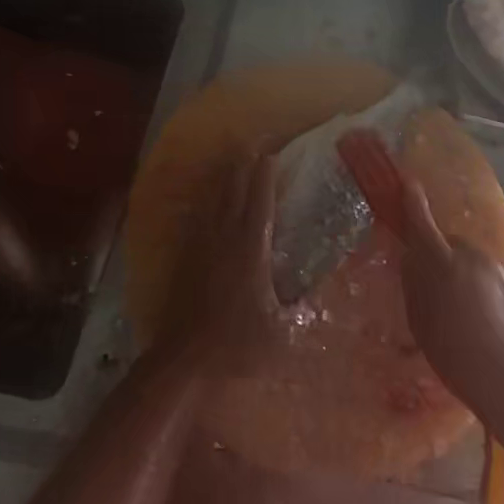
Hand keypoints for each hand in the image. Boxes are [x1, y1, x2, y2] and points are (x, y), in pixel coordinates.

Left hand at [159, 153, 280, 374]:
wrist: (185, 357)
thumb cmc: (237, 344)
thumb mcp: (281, 331)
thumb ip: (301, 308)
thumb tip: (318, 290)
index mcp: (250, 249)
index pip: (260, 203)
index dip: (265, 176)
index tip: (272, 154)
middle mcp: (224, 238)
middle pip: (233, 191)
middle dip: (243, 166)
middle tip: (253, 146)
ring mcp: (202, 244)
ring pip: (214, 200)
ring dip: (225, 179)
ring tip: (233, 161)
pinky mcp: (187, 255)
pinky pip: (199, 218)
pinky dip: (207, 202)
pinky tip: (208, 200)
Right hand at [396, 180, 503, 411]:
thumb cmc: (461, 361)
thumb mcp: (423, 326)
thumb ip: (416, 287)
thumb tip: (413, 261)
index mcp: (443, 265)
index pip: (422, 225)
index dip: (413, 203)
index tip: (408, 183)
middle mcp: (476, 259)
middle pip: (454, 247)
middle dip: (445, 259)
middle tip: (441, 291)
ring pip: (481, 268)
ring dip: (473, 282)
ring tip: (475, 323)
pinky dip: (498, 300)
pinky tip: (501, 333)